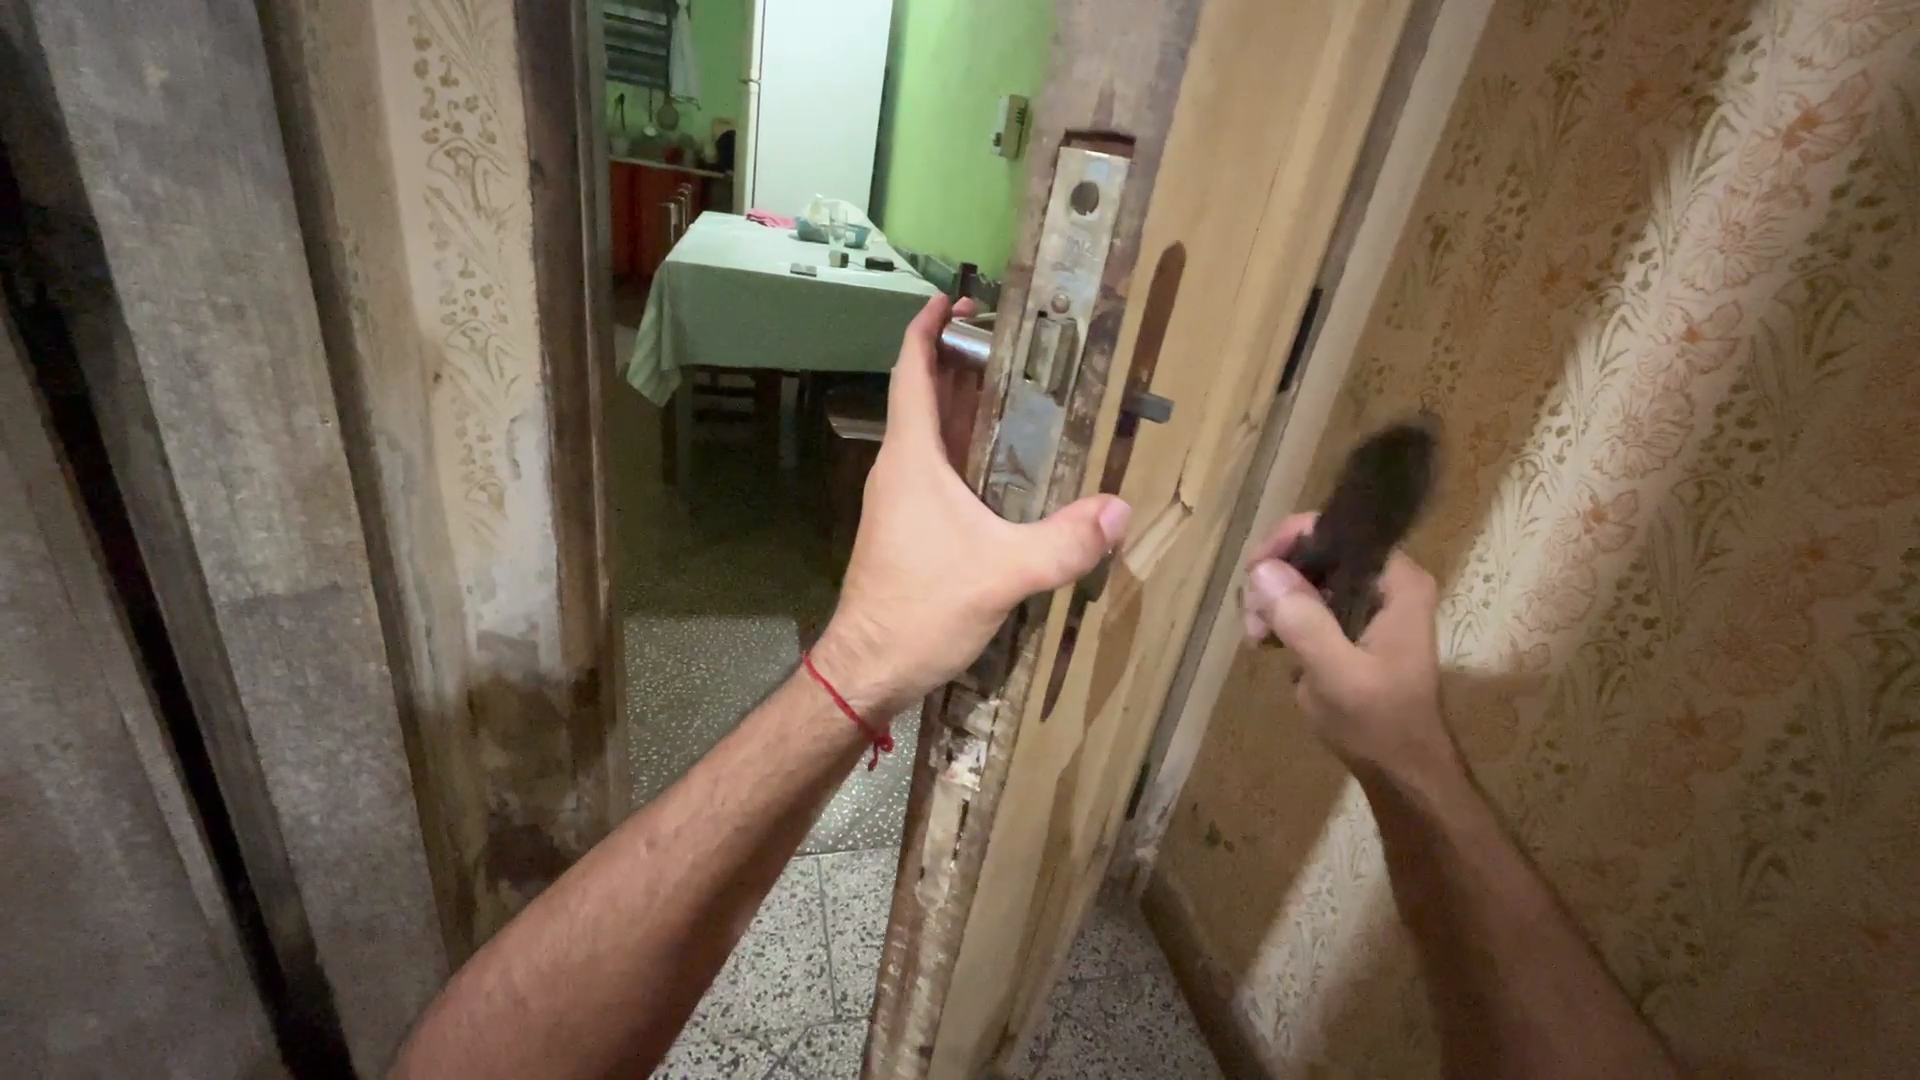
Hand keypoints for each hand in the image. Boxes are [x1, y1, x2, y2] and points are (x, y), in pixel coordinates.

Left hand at [811, 295, 1130, 716]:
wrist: (868, 668)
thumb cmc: (920, 609)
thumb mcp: (1002, 573)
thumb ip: (1063, 542)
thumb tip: (1120, 510)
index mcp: (912, 458)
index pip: (912, 371)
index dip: (928, 328)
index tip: (954, 297)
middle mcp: (899, 469)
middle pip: (926, 397)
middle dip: (962, 363)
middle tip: (1015, 344)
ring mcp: (899, 501)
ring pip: (932, 437)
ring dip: (966, 410)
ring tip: (1019, 393)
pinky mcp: (906, 529)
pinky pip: (937, 473)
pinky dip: (966, 454)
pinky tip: (1003, 469)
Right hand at [1241, 513, 1452, 776]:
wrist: (1401, 771)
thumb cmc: (1377, 723)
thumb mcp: (1336, 673)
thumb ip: (1303, 620)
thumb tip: (1261, 571)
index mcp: (1395, 582)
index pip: (1335, 530)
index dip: (1288, 542)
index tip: (1254, 576)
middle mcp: (1383, 582)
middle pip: (1313, 551)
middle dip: (1273, 581)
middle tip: (1254, 623)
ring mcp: (1365, 603)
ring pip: (1302, 576)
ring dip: (1271, 602)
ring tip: (1258, 641)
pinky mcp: (1348, 624)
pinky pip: (1303, 600)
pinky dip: (1280, 618)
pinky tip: (1269, 645)